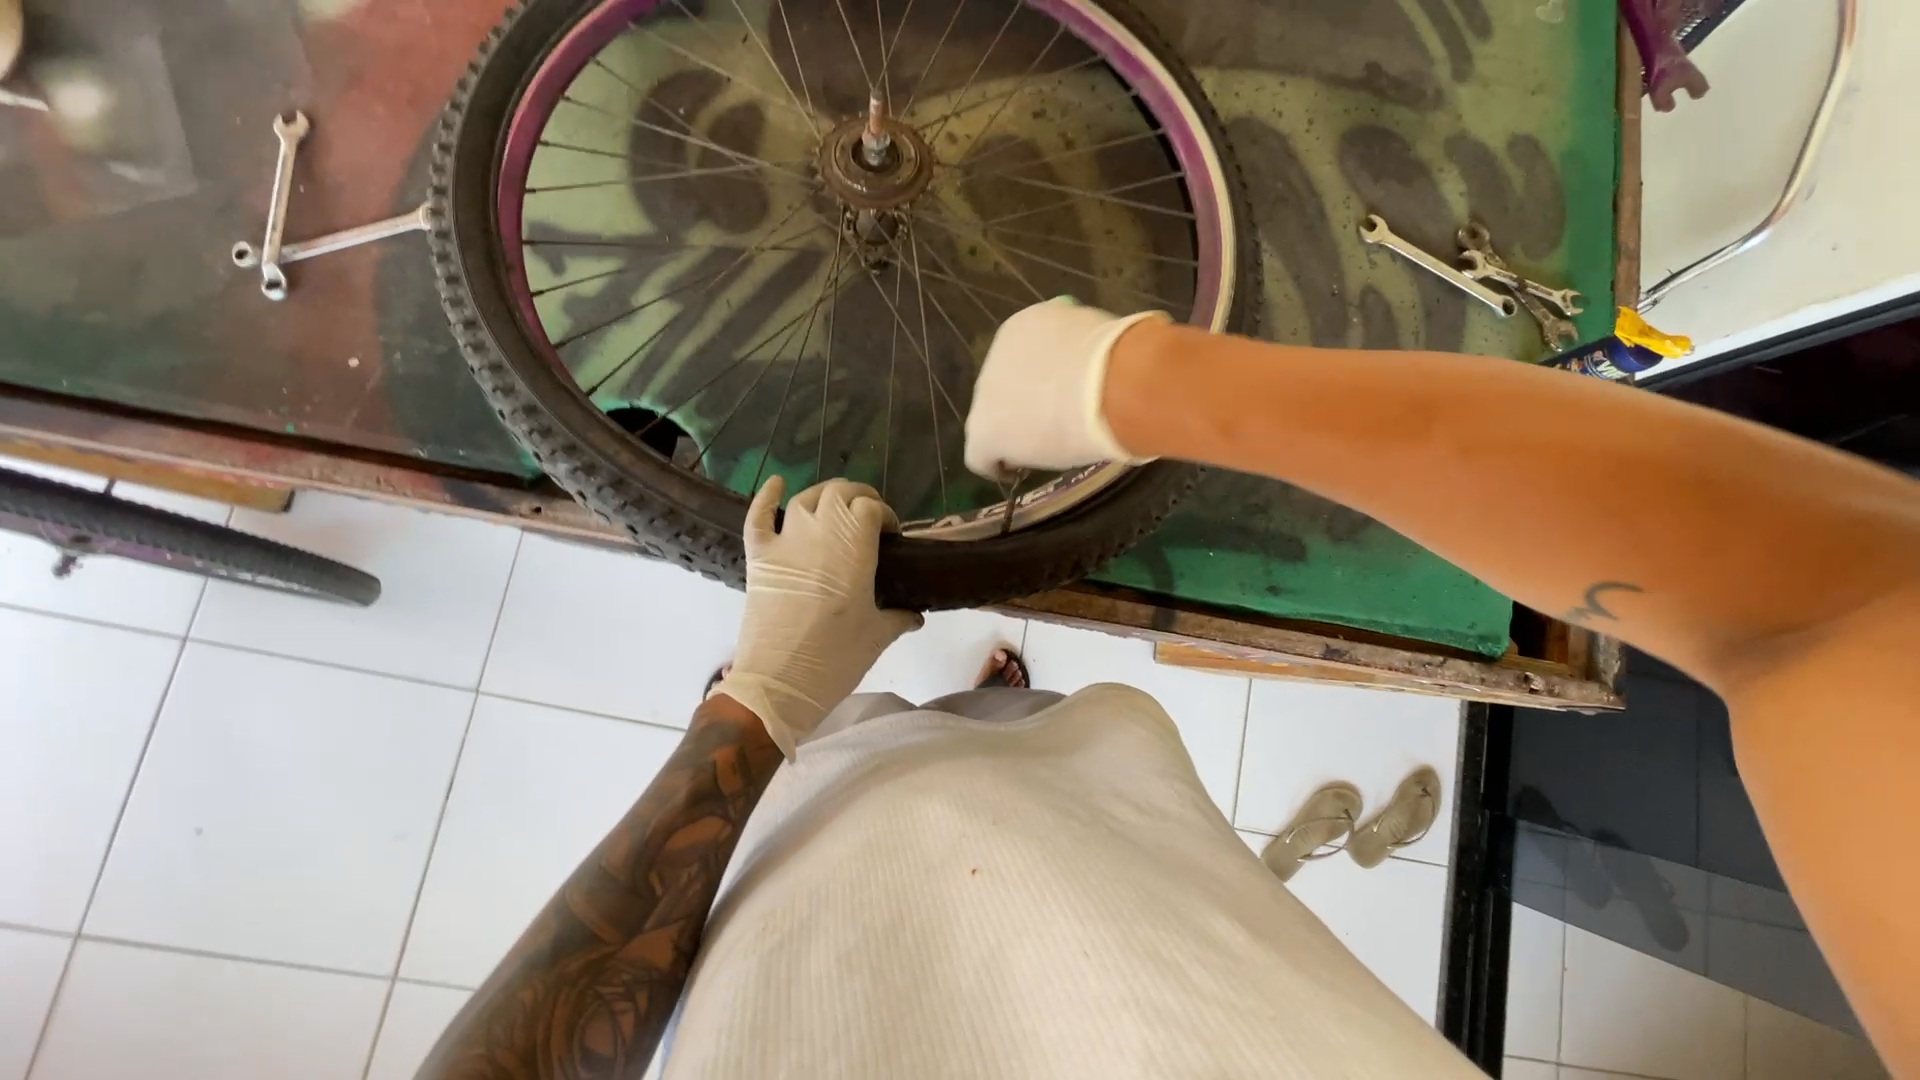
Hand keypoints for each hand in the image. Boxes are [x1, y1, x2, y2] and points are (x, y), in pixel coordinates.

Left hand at [713, 476, 922, 757]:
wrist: (778, 684)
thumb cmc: (835, 659)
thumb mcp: (877, 637)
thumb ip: (899, 616)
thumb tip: (916, 613)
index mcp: (854, 550)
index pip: (872, 508)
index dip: (885, 515)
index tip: (892, 534)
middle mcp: (820, 535)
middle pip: (841, 494)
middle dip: (860, 498)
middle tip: (869, 520)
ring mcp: (785, 542)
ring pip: (807, 497)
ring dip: (826, 495)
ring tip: (837, 507)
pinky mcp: (759, 556)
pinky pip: (759, 515)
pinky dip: (767, 496)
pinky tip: (776, 483)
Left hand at [963, 298, 1168, 479]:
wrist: (1114, 385)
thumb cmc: (1122, 361)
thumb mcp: (1100, 343)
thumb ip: (1084, 352)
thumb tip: (1090, 366)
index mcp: (1025, 326)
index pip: (1023, 358)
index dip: (1038, 381)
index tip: (1057, 395)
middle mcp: (997, 354)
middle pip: (1004, 387)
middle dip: (1024, 405)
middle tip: (1051, 423)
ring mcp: (987, 392)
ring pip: (993, 417)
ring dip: (1014, 430)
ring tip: (1040, 448)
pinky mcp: (985, 432)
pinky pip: (981, 454)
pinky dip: (996, 463)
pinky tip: (1012, 473)